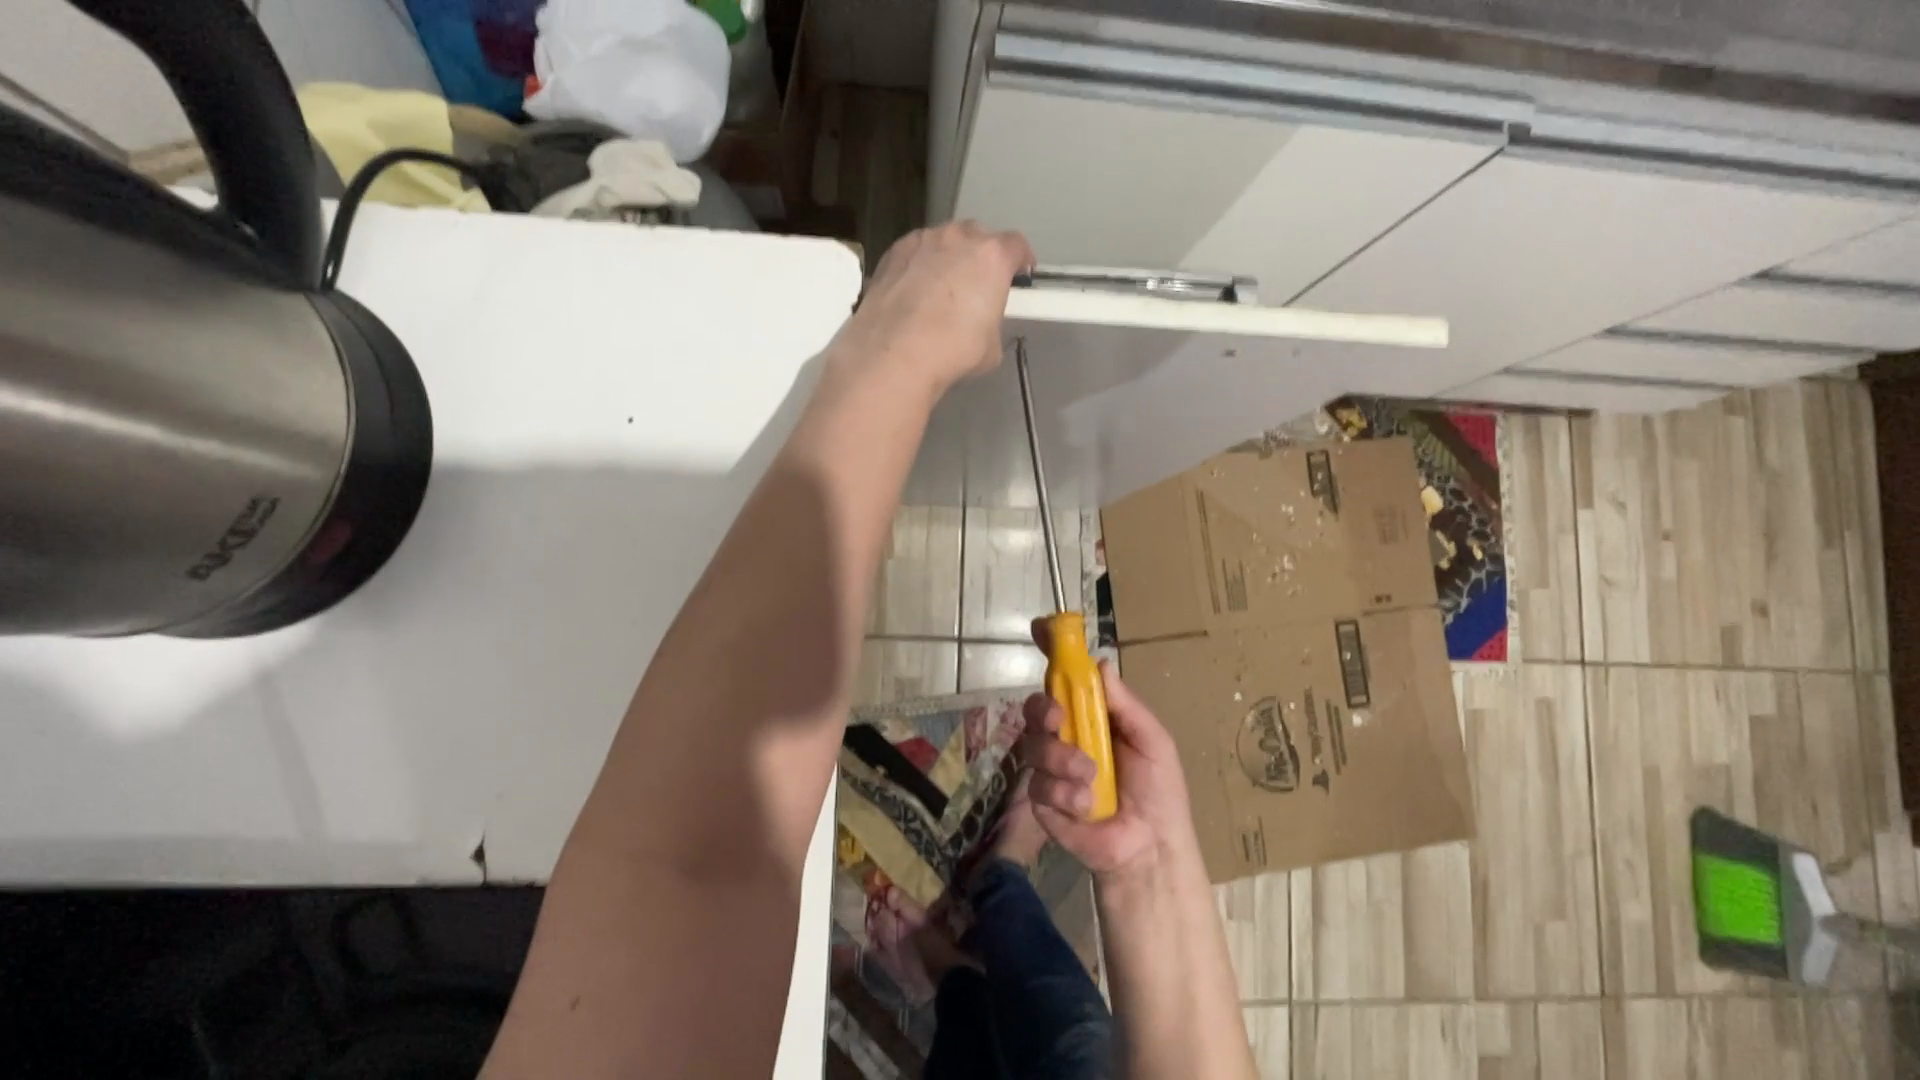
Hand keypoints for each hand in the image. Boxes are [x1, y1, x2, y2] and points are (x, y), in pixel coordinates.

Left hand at [828, 222, 1034, 395]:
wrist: (894, 355)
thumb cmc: (953, 350)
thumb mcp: (992, 345)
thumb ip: (992, 319)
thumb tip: (981, 322)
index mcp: (992, 256)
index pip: (1017, 245)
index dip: (1020, 260)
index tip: (1019, 275)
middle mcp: (958, 237)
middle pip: (978, 236)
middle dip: (982, 255)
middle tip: (978, 284)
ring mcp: (922, 240)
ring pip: (944, 240)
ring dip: (949, 256)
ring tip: (942, 287)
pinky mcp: (892, 252)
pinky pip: (915, 252)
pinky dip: (920, 264)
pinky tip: (914, 290)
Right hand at [1019, 618, 1195, 883]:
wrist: (1150, 847)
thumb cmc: (1160, 792)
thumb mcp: (1152, 741)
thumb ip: (1124, 705)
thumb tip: (1100, 664)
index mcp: (1094, 718)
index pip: (1066, 681)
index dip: (1052, 655)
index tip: (1040, 630)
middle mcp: (1068, 737)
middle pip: (1038, 707)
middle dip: (1044, 709)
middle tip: (1059, 718)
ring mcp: (1052, 768)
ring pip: (1033, 744)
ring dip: (1061, 758)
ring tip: (1090, 779)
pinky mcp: (1042, 800)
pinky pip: (1038, 782)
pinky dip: (1064, 791)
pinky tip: (1086, 805)